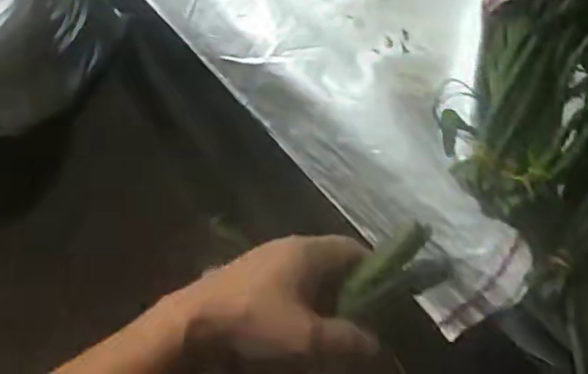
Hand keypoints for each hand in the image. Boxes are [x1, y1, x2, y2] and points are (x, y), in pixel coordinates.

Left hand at [171, 236, 380, 368]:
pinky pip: (292, 287)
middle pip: (333, 263)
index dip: (376, 270)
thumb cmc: (255, 322)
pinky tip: (305, 334)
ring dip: (329, 304)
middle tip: (368, 326)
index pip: (352, 248)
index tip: (393, 300)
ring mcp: (268, 260)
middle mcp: (289, 246)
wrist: (194, 321)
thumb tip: (377, 341)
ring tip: (339, 335)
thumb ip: (348, 339)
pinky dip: (306, 307)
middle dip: (353, 293)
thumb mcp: (309, 339)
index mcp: (306, 250)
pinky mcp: (252, 278)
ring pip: (312, 277)